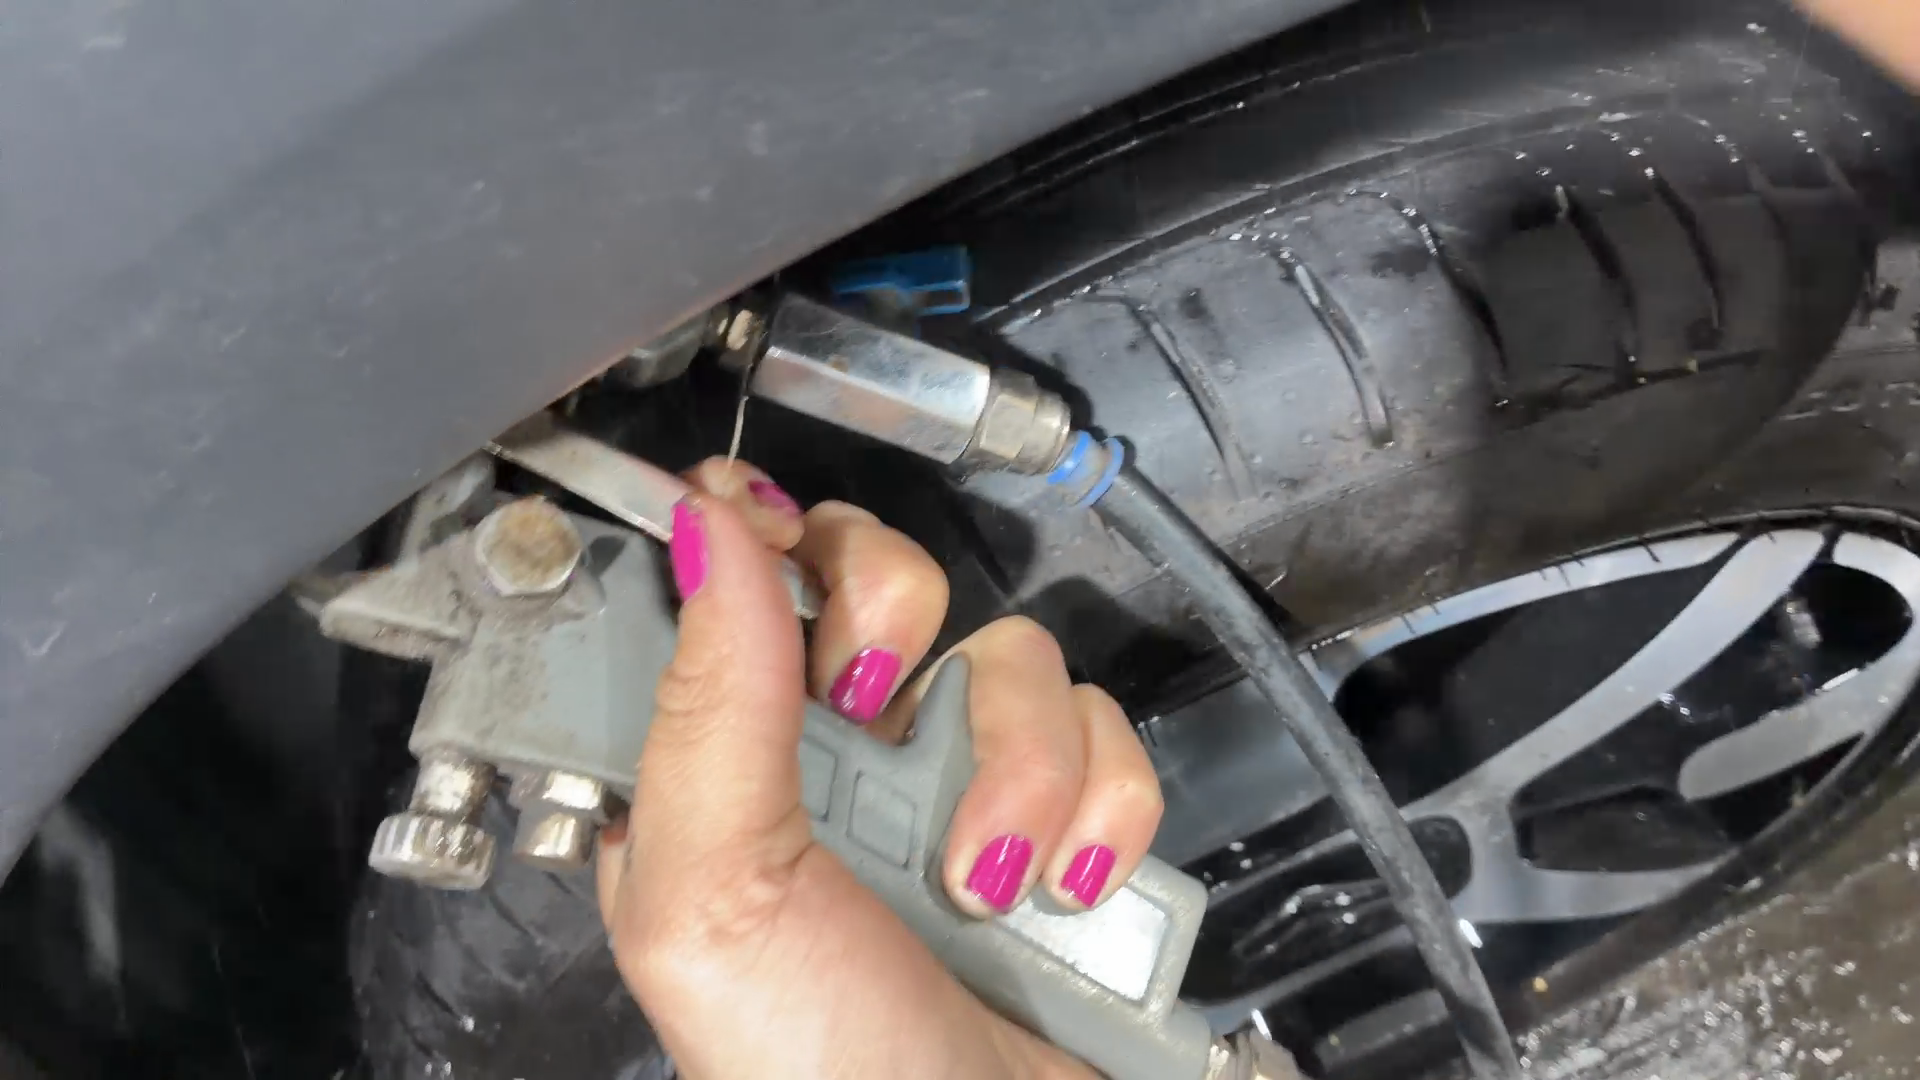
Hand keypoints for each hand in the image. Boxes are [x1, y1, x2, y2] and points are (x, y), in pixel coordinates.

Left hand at [595, 460, 1165, 1078]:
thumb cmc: (816, 1060)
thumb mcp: (715, 902)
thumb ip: (707, 712)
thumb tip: (704, 522)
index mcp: (743, 751)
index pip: (743, 579)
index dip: (760, 524)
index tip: (779, 526)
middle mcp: (853, 738)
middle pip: (883, 570)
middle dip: (891, 604)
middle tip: (877, 693)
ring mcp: (967, 761)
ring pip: (1014, 646)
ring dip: (1018, 758)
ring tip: (987, 876)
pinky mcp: (1068, 791)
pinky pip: (1103, 722)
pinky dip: (1098, 805)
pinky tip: (1064, 888)